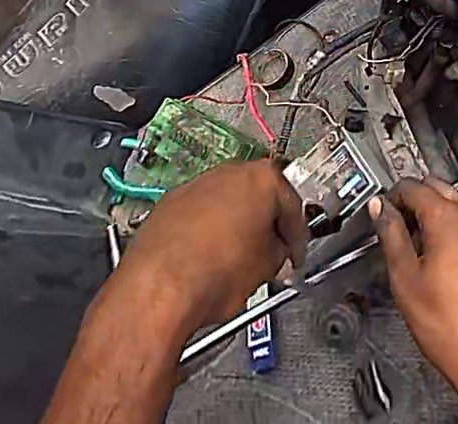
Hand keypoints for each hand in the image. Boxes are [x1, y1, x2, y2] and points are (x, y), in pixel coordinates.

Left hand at [111, 160, 308, 332]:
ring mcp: (199, 183)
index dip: (298, 236)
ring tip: (239, 260)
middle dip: (266, 224)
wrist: (159, 285)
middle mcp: (230, 172)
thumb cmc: (212, 272)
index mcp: (262, 179)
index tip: (295, 252)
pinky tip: (211, 257)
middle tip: (272, 253)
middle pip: (259, 196)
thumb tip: (274, 252)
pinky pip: (202, 212)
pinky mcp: (173, 200)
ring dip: (237, 225)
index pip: (292, 206)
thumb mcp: (266, 267)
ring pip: (229, 201)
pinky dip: (210, 230)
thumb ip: (279, 251)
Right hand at [370, 178, 457, 386]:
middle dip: (415, 198)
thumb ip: (390, 234)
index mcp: (446, 218)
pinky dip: (457, 229)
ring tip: (421, 242)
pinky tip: (446, 256)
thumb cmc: (451, 326)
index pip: (412, 186)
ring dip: (436, 211)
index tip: (384, 209)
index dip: (392, 196)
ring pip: (457, 203)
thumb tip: (381, 210)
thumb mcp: (404, 277)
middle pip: (436, 187)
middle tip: (399, 221)